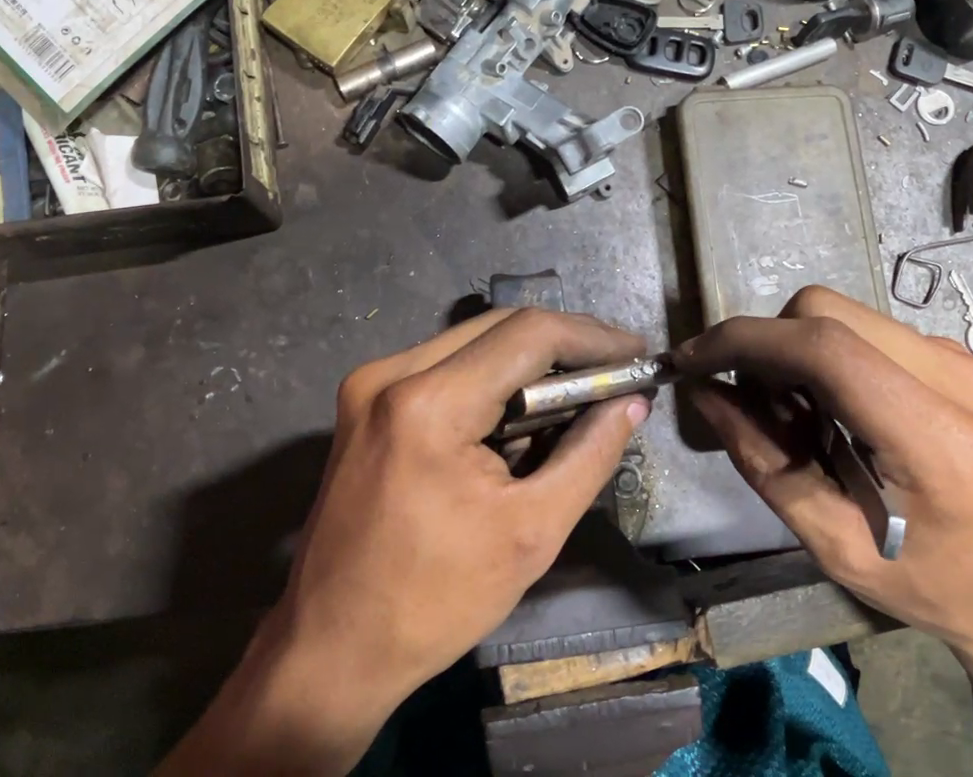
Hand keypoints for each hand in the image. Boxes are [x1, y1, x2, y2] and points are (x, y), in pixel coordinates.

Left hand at [161, 309, 652, 776]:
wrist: (332, 645)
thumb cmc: (435, 601)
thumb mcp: (531, 532)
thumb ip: (589, 455)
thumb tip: (631, 403)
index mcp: (427, 402)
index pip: (528, 334)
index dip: (593, 337)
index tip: (640, 354)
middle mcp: (389, 373)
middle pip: (498, 327)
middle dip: (565, 344)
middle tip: (618, 370)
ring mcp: (368, 384)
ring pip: (471, 342)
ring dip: (529, 360)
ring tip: (584, 388)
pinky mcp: (363, 403)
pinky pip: (443, 367)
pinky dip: (491, 379)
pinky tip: (526, 408)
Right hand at [673, 285, 972, 656]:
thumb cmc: (926, 583)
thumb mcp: (832, 544)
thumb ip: (762, 461)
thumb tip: (703, 392)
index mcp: (943, 447)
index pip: (829, 350)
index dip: (749, 341)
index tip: (694, 358)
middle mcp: (968, 385)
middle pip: (830, 313)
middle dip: (769, 346)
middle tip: (754, 405)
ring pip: (847, 314)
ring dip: (798, 352)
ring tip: (799, 416)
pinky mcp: (969, 358)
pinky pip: (872, 331)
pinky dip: (832, 358)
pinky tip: (838, 412)